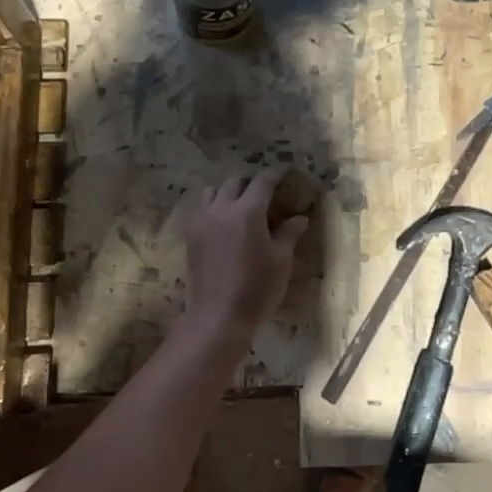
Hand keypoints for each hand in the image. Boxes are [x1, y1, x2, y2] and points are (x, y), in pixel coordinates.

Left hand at [183, 166, 309, 335]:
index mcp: (248, 211)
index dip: (274, 175)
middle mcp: (222, 208)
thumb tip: (300, 218)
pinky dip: (213, 206)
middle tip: (263, 192)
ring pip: (213, 191)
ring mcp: (202, 220)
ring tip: (240, 203)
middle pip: (235, 182)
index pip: (262, 181)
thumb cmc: (257, 288)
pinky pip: (201, 208)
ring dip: (228, 191)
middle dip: (250, 182)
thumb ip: (289, 234)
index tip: (283, 175)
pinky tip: (223, 221)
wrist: (217, 316)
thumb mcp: (281, 261)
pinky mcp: (190, 235)